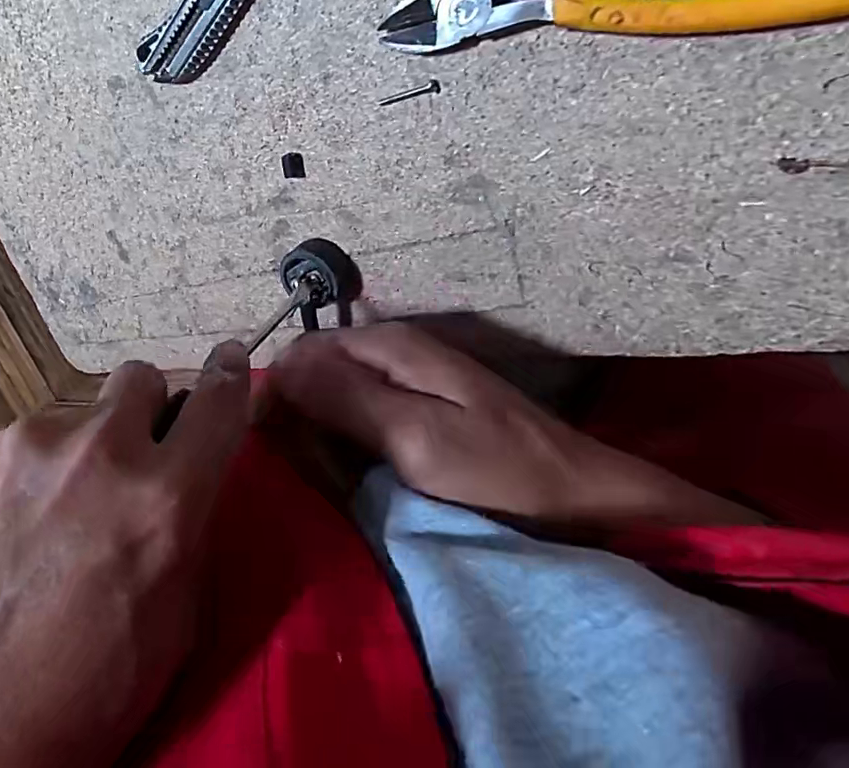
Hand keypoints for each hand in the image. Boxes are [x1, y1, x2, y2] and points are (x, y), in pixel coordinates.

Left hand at [0, 343, 252, 767]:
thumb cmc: (70, 701)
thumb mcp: (169, 631)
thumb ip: (189, 535)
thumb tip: (190, 486)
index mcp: (161, 499)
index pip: (217, 402)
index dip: (230, 375)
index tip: (230, 360)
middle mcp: (99, 450)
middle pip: (141, 378)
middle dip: (145, 411)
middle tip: (124, 460)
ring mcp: (27, 439)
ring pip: (75, 415)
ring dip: (76, 451)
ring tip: (42, 519)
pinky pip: (16, 441)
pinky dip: (20, 473)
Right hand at [266, 324, 757, 529]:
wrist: (582, 503)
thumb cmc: (501, 472)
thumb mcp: (418, 437)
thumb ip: (348, 398)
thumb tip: (279, 367)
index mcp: (389, 347)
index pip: (304, 351)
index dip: (279, 392)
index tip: (266, 443)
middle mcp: (392, 355)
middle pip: (317, 371)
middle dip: (299, 415)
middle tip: (302, 470)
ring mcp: (406, 384)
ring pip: (335, 396)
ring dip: (320, 434)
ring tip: (322, 480)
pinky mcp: (417, 414)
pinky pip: (360, 420)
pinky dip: (345, 445)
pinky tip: (347, 478)